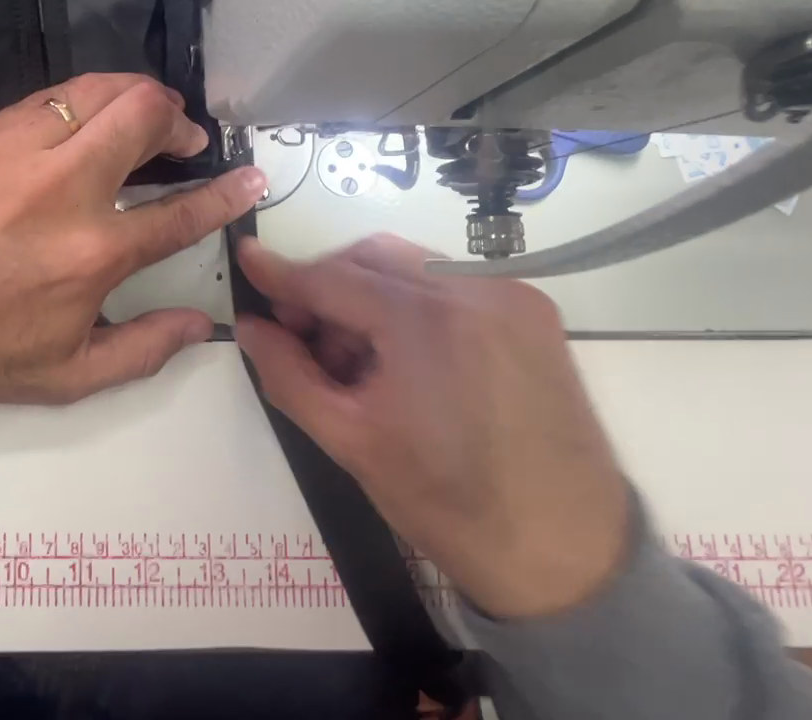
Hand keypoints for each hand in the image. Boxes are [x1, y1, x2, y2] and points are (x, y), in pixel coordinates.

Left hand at [0, 74, 266, 405]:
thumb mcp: (68, 376)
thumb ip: (145, 350)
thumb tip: (202, 324)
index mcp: (92, 254)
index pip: (181, 211)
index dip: (226, 193)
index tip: (249, 177)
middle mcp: (62, 188)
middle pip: (142, 114)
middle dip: (176, 119)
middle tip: (180, 139)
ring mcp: (16, 151)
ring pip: (96, 89)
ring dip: (132, 96)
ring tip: (139, 119)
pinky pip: (46, 98)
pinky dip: (79, 104)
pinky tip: (77, 126)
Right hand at [234, 234, 629, 617]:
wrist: (566, 553)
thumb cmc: (446, 502)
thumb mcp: (347, 438)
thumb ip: (286, 373)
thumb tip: (250, 327)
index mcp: (427, 320)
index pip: (334, 279)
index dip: (282, 272)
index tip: (246, 258)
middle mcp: (475, 288)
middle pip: (372, 257)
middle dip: (325, 285)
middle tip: (300, 335)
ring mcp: (513, 295)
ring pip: (411, 265)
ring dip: (367, 293)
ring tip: (356, 358)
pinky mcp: (535, 311)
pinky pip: (450, 283)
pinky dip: (411, 302)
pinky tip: (402, 356)